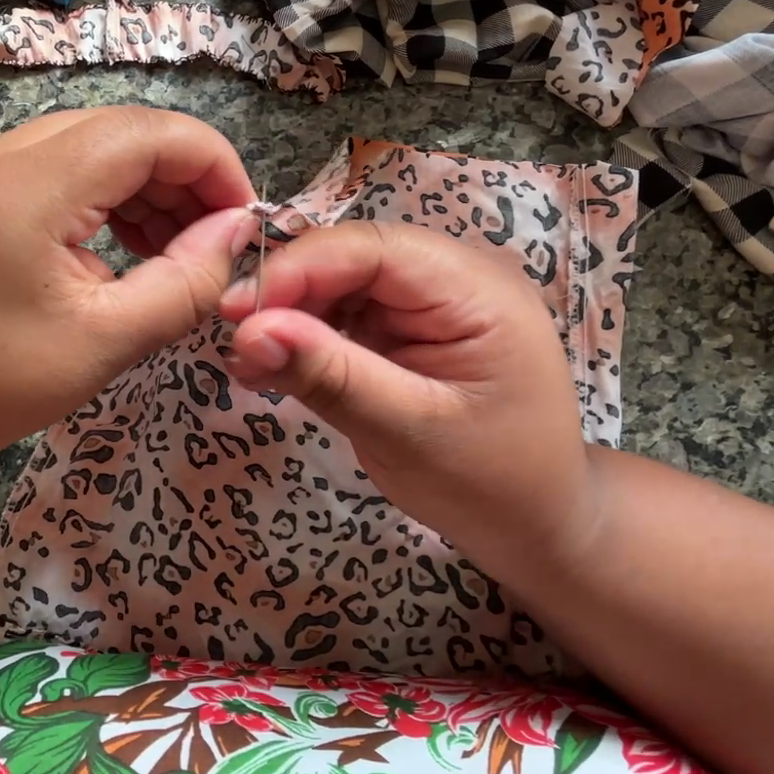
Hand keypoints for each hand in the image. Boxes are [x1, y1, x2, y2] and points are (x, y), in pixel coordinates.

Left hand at [0, 107, 256, 505]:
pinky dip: (106, 195)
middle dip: (182, 175)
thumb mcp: (107, 341)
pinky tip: (129, 243)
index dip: (210, 164)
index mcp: (26, 188)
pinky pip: (60, 168)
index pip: (145, 133)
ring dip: (146, 185)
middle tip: (214, 241)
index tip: (244, 221)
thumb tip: (238, 231)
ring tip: (176, 249)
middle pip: (120, 129)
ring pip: (92, 144)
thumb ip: (185, 281)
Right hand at [217, 221, 596, 559]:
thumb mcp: (408, 433)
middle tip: (236, 343)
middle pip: (350, 256)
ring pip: (338, 280)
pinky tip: (276, 363)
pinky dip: (305, 334)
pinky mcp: (406, 324)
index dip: (297, 269)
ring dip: (290, 314)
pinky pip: (344, 309)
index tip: (235, 311)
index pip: (372, 249)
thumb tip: (247, 331)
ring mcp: (428, 300)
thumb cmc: (492, 484)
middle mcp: (452, 278)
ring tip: (250, 361)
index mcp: (476, 290)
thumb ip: (329, 376)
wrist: (538, 524)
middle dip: (288, 292)